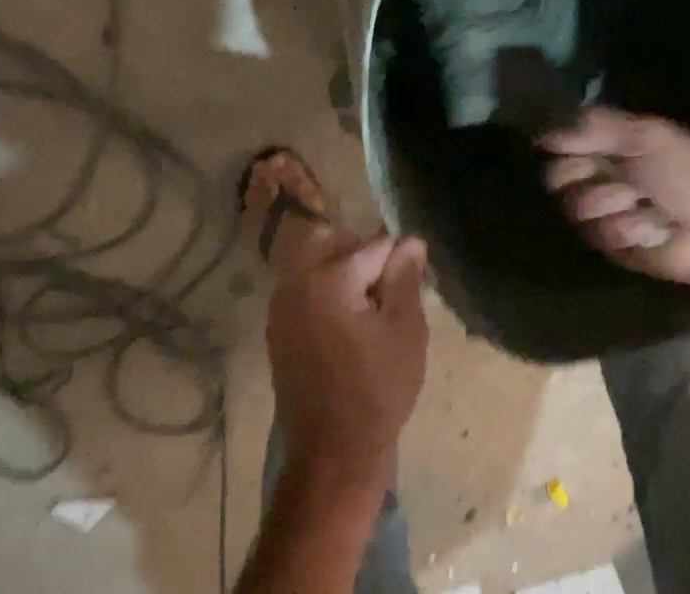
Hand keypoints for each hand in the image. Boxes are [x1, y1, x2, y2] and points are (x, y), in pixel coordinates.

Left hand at [266, 229, 429, 488]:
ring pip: (309, 260)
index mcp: (329, 278)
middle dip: (360, 250)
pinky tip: (345, 321)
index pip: (372, 245)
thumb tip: (410, 241)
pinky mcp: (276, 327)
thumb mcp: (405, 331)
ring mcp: (280, 304)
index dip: (399, 258)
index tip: (413, 279)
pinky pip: (300, 288)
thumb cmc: (378, 389)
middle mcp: (295, 281)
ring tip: (368, 303)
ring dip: (338, 267)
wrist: (333, 450)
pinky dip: (322, 290)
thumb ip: (405, 279)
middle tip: (386, 284)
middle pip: (329, 239)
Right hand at [542, 106, 689, 285]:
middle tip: (619, 179)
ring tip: (645, 206)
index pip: (562, 141)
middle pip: (557, 176)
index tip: (572, 146)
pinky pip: (598, 233)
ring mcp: (603, 212)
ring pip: (575, 206)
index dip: (564, 144)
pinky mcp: (610, 245)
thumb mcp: (646, 137)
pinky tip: (651, 229)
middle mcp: (601, 176)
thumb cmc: (689, 175)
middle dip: (586, 176)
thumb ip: (594, 128)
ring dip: (614, 204)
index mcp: (612, 145)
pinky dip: (628, 229)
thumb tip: (541, 136)